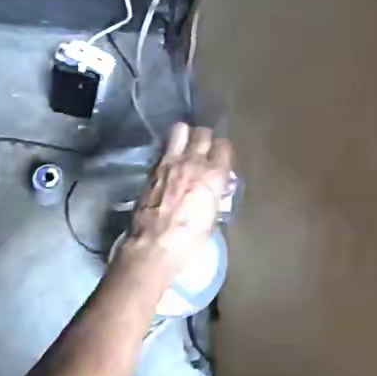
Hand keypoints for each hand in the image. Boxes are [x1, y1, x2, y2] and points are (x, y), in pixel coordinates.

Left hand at [112, 122, 232, 288]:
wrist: (156, 245)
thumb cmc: (192, 237)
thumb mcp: (215, 216)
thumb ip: (217, 194)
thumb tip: (219, 187)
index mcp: (215, 174)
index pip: (224, 146)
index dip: (223, 151)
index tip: (222, 158)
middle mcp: (193, 162)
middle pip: (203, 133)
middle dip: (205, 138)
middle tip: (205, 148)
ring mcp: (170, 163)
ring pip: (180, 131)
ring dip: (185, 135)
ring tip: (186, 145)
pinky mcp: (152, 170)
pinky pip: (164, 149)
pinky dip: (169, 149)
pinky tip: (171, 160)